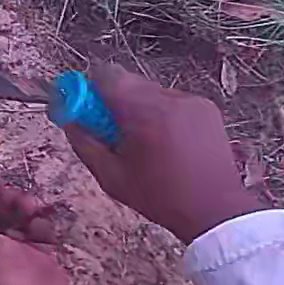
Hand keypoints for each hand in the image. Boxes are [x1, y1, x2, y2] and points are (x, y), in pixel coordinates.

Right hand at [63, 64, 264, 243]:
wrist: (215, 209)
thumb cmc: (160, 197)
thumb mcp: (112, 177)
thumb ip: (85, 144)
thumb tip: (69, 121)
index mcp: (143, 112)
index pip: (106, 75)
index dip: (91, 90)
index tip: (88, 111)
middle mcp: (168, 98)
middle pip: (129, 81)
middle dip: (115, 101)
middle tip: (113, 132)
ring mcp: (191, 100)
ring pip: (151, 91)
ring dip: (140, 108)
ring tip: (146, 143)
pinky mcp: (206, 107)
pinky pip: (174, 101)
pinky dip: (164, 114)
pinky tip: (169, 143)